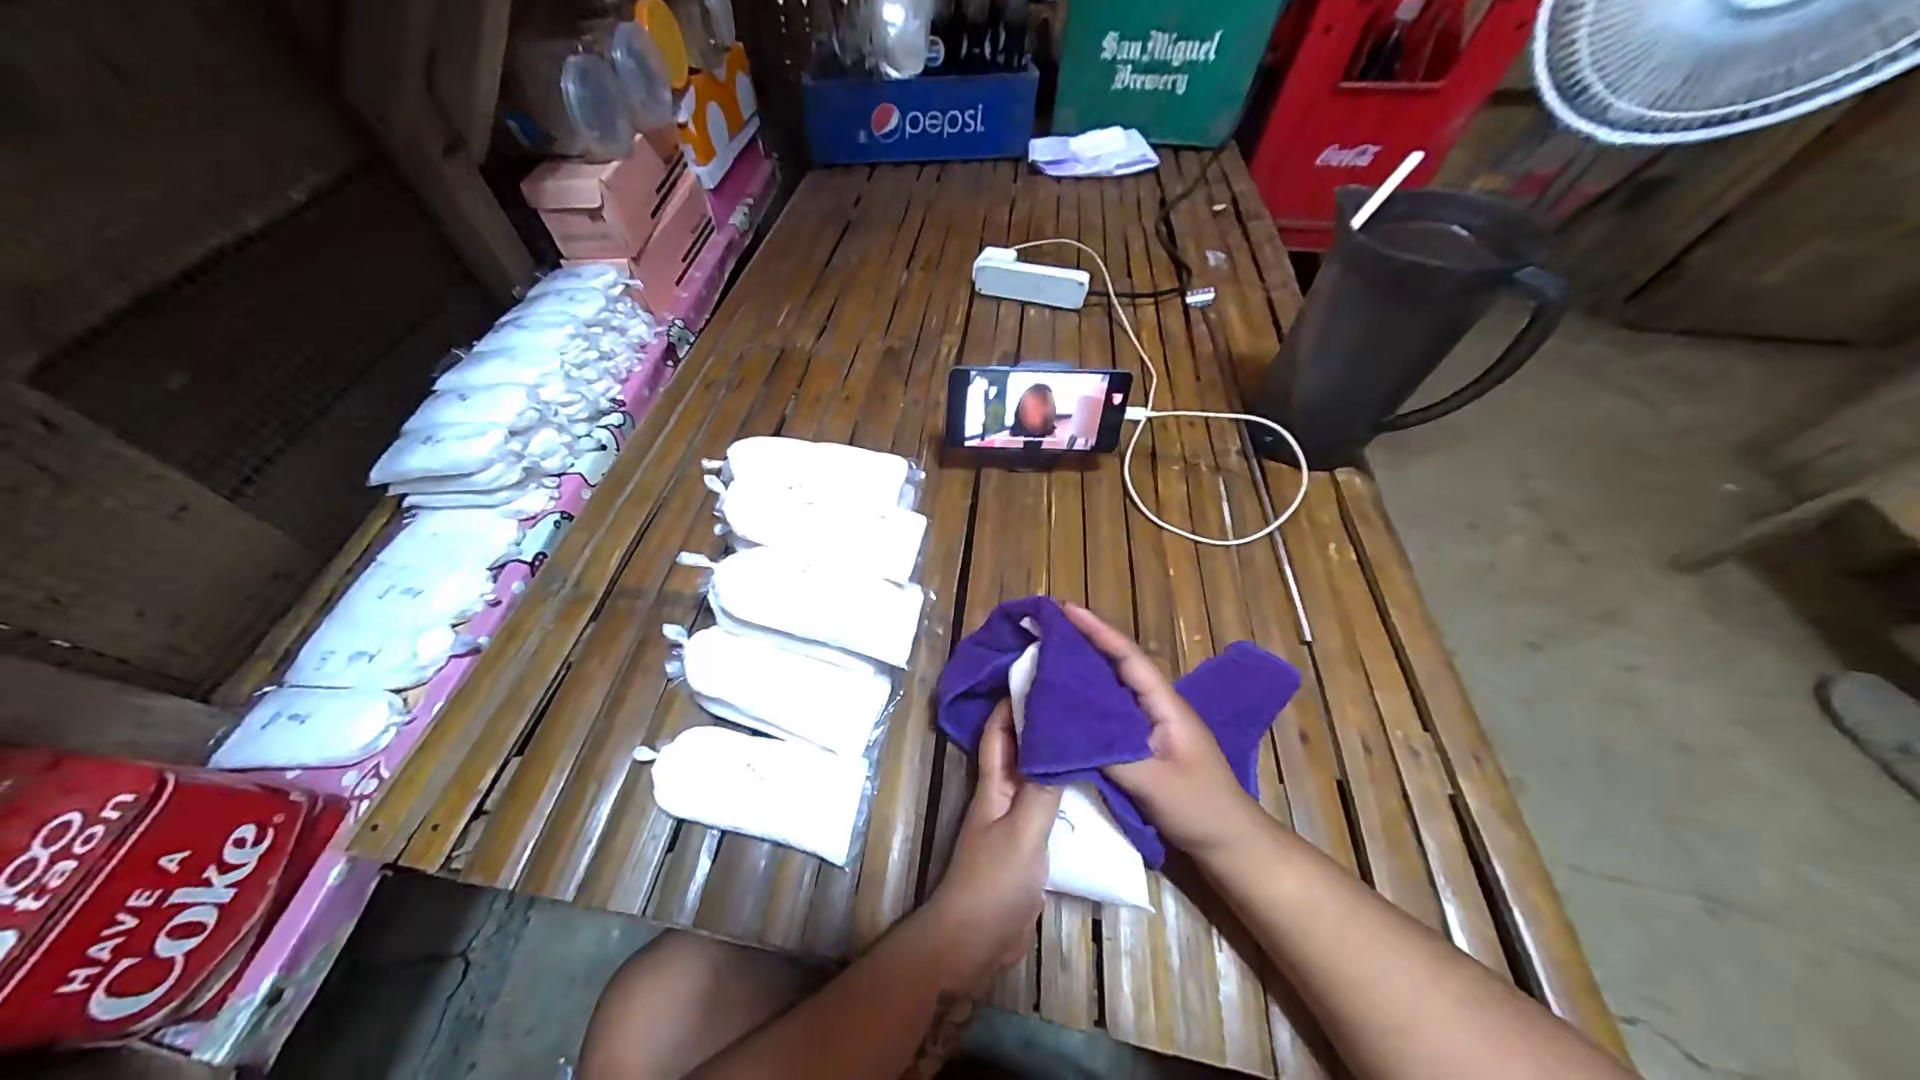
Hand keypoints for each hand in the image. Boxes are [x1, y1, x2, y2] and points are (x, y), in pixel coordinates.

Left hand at [921, 700, 1060, 993]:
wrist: (976, 939)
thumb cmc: (993, 880)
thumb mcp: (1023, 833)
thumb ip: (1043, 792)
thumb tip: (1063, 746)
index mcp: (993, 785)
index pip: (998, 733)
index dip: (1011, 703)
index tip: (1035, 676)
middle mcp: (1001, 795)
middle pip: (1018, 750)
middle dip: (1037, 723)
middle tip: (1071, 700)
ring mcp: (1013, 819)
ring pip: (1033, 775)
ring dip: (1052, 755)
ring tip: (1084, 734)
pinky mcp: (1027, 842)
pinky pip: (1045, 804)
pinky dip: (1061, 789)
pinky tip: (1086, 785)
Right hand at [1063, 603, 1266, 856]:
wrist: (1232, 843)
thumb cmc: (1201, 809)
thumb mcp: (1155, 784)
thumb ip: (1113, 755)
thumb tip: (1067, 731)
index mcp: (1167, 707)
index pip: (1129, 659)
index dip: (1098, 632)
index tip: (1066, 609)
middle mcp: (1158, 709)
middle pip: (1119, 666)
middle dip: (1087, 643)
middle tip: (1050, 628)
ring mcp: (1153, 727)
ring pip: (1114, 689)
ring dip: (1086, 670)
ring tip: (1051, 656)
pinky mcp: (1145, 746)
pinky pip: (1112, 714)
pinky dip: (1089, 702)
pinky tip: (1068, 705)